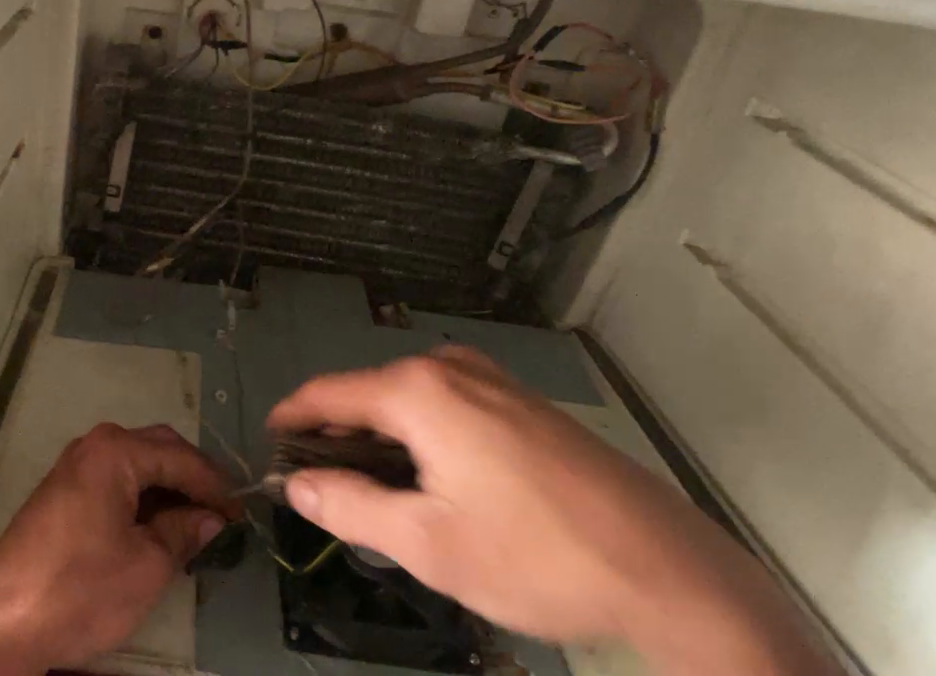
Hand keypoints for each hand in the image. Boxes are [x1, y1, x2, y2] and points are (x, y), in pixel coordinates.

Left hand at [0, 423, 236, 675]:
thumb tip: (210, 517)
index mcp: (114, 451)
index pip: (181, 457)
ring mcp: (71, 469)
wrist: (1, 625)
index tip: (242, 513)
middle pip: (157, 449)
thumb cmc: (80, 591)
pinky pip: (112, 482)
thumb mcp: (147, 566)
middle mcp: (92, 447)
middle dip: (192, 478)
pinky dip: (140, 499)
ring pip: (134, 466)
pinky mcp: (60, 495)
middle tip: (222, 513)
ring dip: (167, 488)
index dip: (216, 485)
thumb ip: (183, 532)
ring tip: (195, 524)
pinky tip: (156, 528)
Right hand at [269, 347, 839, 675]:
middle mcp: (451, 367)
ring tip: (376, 498)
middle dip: (338, 438)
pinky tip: (433, 484)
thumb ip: (350, 508)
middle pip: (368, 394)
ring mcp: (492, 379)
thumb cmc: (536, 556)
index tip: (268, 449)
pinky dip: (420, 437)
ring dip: (381, 441)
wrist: (668, 568)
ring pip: (408, 401)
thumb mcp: (428, 545)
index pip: (328, 393)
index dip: (291, 420)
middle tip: (324, 493)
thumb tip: (297, 484)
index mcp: (419, 390)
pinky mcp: (521, 402)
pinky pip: (446, 406)